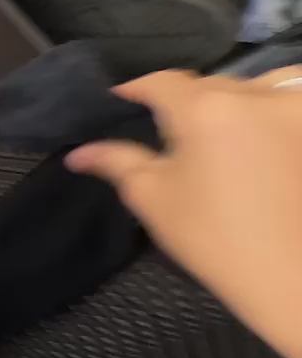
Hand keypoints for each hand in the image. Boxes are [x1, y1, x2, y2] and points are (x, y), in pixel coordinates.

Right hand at [67, 67, 301, 357]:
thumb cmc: (215, 235)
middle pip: (217, 83)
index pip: (162, 82)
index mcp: (206, 110)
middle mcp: (263, 99)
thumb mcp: (151, 196)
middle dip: (191, 100)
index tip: (121, 100)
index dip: (136, 89)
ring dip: (251, 95)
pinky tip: (277, 133)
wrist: (299, 276)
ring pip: (276, 83)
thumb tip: (78, 153)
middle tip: (175, 128)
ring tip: (237, 122)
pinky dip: (287, 109)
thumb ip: (116, 162)